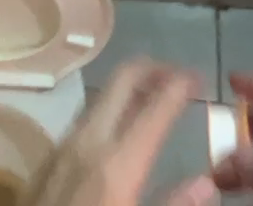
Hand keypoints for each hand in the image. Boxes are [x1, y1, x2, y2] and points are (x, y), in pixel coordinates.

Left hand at [27, 61, 214, 205]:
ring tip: (154, 98)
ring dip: (130, 88)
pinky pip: (85, 118)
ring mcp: (63, 146)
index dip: (180, 84)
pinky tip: (118, 131)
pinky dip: (109, 109)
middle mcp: (89, 141)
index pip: (156, 105)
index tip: (199, 78)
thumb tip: (205, 182)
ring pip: (102, 95)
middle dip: (154, 70)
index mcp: (119, 164)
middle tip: (177, 77)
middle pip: (123, 79)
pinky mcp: (47, 159)